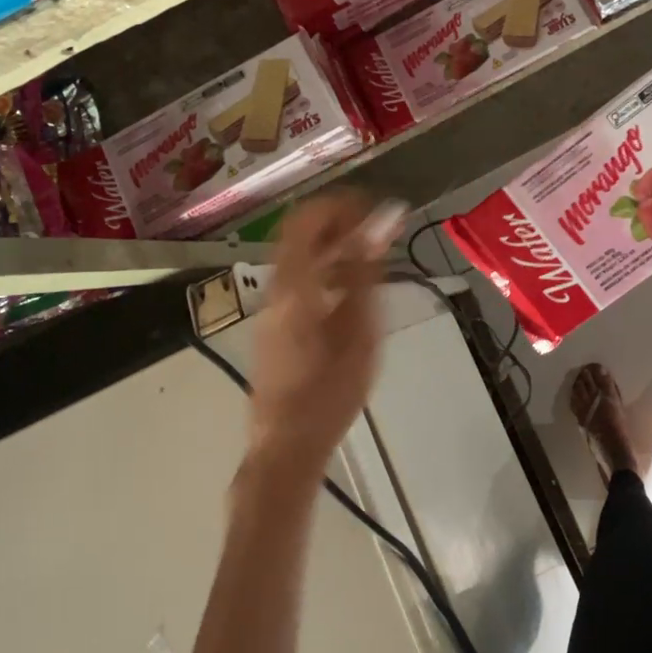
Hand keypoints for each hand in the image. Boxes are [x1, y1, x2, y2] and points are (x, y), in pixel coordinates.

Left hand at [246, 191, 406, 474]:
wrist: (286, 448)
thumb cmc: (330, 392)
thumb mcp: (360, 331)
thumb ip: (368, 272)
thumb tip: (381, 222)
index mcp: (294, 285)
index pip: (306, 219)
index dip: (340, 204)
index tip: (375, 209)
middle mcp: (275, 290)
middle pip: (301, 237)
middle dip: (341, 226)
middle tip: (381, 235)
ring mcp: (270, 310)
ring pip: (300, 261)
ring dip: (335, 251)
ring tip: (374, 265)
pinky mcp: (273, 328)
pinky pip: (298, 283)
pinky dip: (325, 274)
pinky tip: (353, 296)